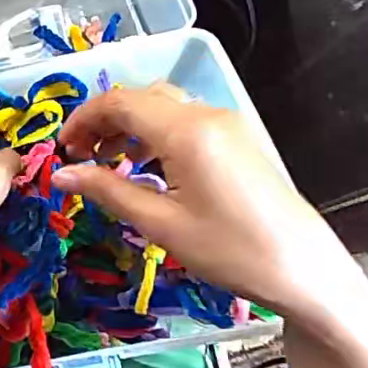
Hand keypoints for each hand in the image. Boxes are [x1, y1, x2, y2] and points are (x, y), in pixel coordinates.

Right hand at [50, 85, 367, 339]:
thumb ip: (108, 191)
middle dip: (103, 120)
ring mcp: (226, 124)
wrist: (306, 270)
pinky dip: (154, 135)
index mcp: (187, 132)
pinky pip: (184, 121)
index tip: (62, 148)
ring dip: (128, 126)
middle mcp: (207, 116)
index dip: (83, 119)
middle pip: (140, 97)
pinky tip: (145, 167)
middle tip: (81, 156)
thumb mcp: (161, 224)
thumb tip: (61, 175)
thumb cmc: (232, 251)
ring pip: (162, 106)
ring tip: (109, 163)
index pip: (120, 102)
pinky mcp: (236, 138)